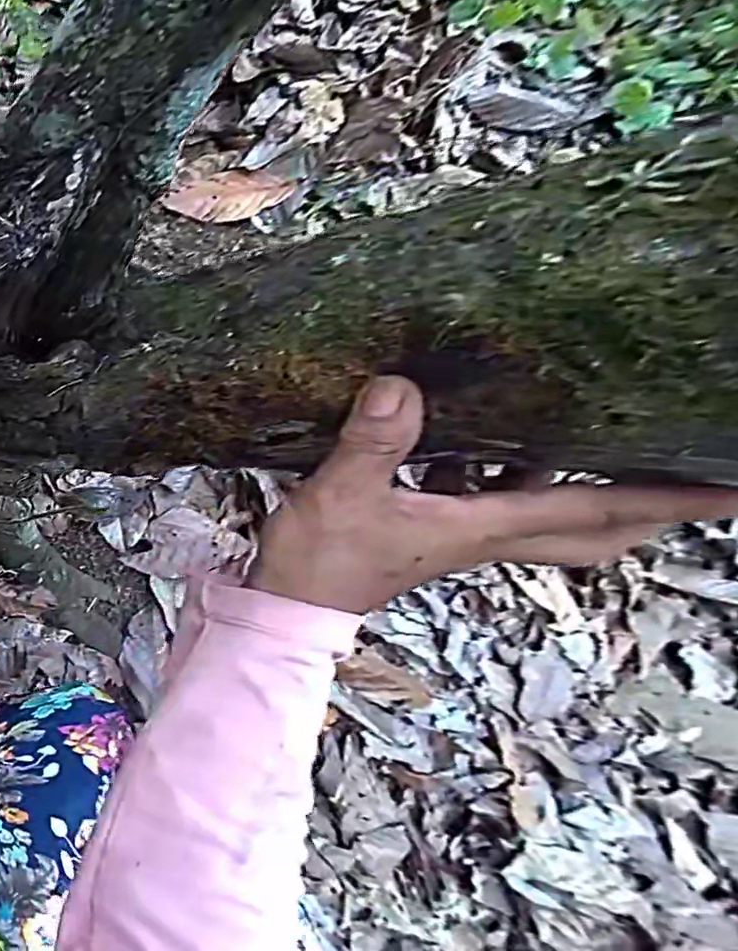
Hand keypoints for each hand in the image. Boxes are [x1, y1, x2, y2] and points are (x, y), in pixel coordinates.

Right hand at [249, 375, 737, 614]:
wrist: (290, 598)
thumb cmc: (324, 554)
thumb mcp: (342, 492)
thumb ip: (373, 442)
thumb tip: (399, 385)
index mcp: (480, 526)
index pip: (593, 510)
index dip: (668, 498)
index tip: (732, 487)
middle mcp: (480, 537)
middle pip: (586, 533)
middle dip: (639, 510)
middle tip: (669, 478)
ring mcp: (451, 540)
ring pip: (539, 524)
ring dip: (572, 496)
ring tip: (578, 451)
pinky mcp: (420, 537)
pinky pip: (485, 512)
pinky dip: (497, 488)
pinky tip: (465, 458)